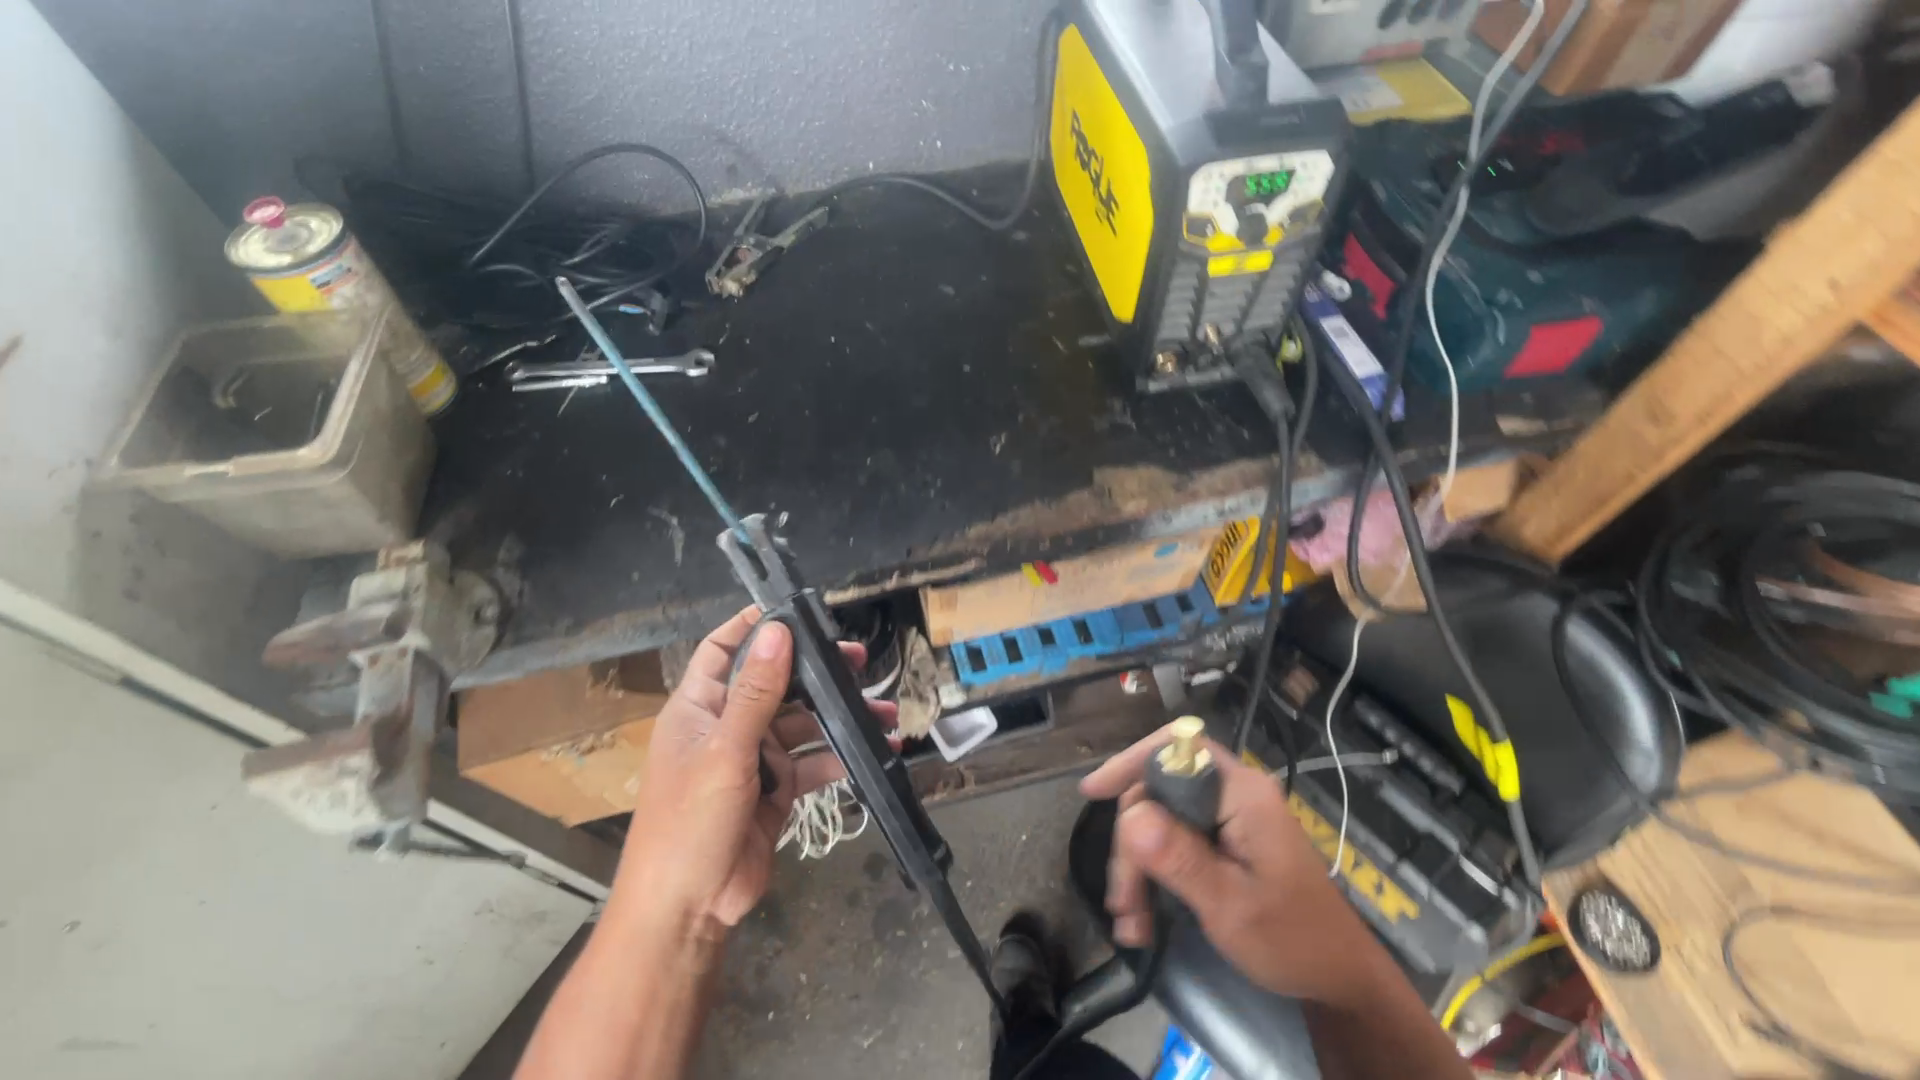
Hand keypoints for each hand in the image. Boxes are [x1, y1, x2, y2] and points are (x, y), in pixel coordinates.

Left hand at [616, 606, 897, 937]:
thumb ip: (756, 693)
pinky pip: (812, 764)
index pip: (723, 650)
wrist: (688, 907)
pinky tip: (873, 752)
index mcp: (699, 708)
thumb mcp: (725, 752)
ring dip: (839, 719)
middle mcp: (726, 727)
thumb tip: (778, 630)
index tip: (796, 611)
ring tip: (885, 714)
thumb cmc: (690, 822)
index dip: (753, 627)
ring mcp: (753, 761)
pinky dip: (840, 757)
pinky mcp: (775, 792)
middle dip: (816, 674)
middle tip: (860, 663)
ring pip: (802, 725)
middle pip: (775, 685)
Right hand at [1079, 725, 1376, 1005]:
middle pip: (1159, 792)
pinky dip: (1154, 875)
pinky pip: (1174, 842)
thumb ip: (1179, 857)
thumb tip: (1129, 817)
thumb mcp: (1230, 905)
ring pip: (1160, 821)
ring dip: (1138, 868)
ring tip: (1131, 922)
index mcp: (1242, 794)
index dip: (1131, 762)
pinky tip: (1143, 917)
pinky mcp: (1226, 843)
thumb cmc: (1292, 941)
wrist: (1339, 979)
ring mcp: (1230, 819)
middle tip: (1122, 899)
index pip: (1177, 749)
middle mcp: (1235, 795)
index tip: (1092, 793)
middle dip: (1132, 843)